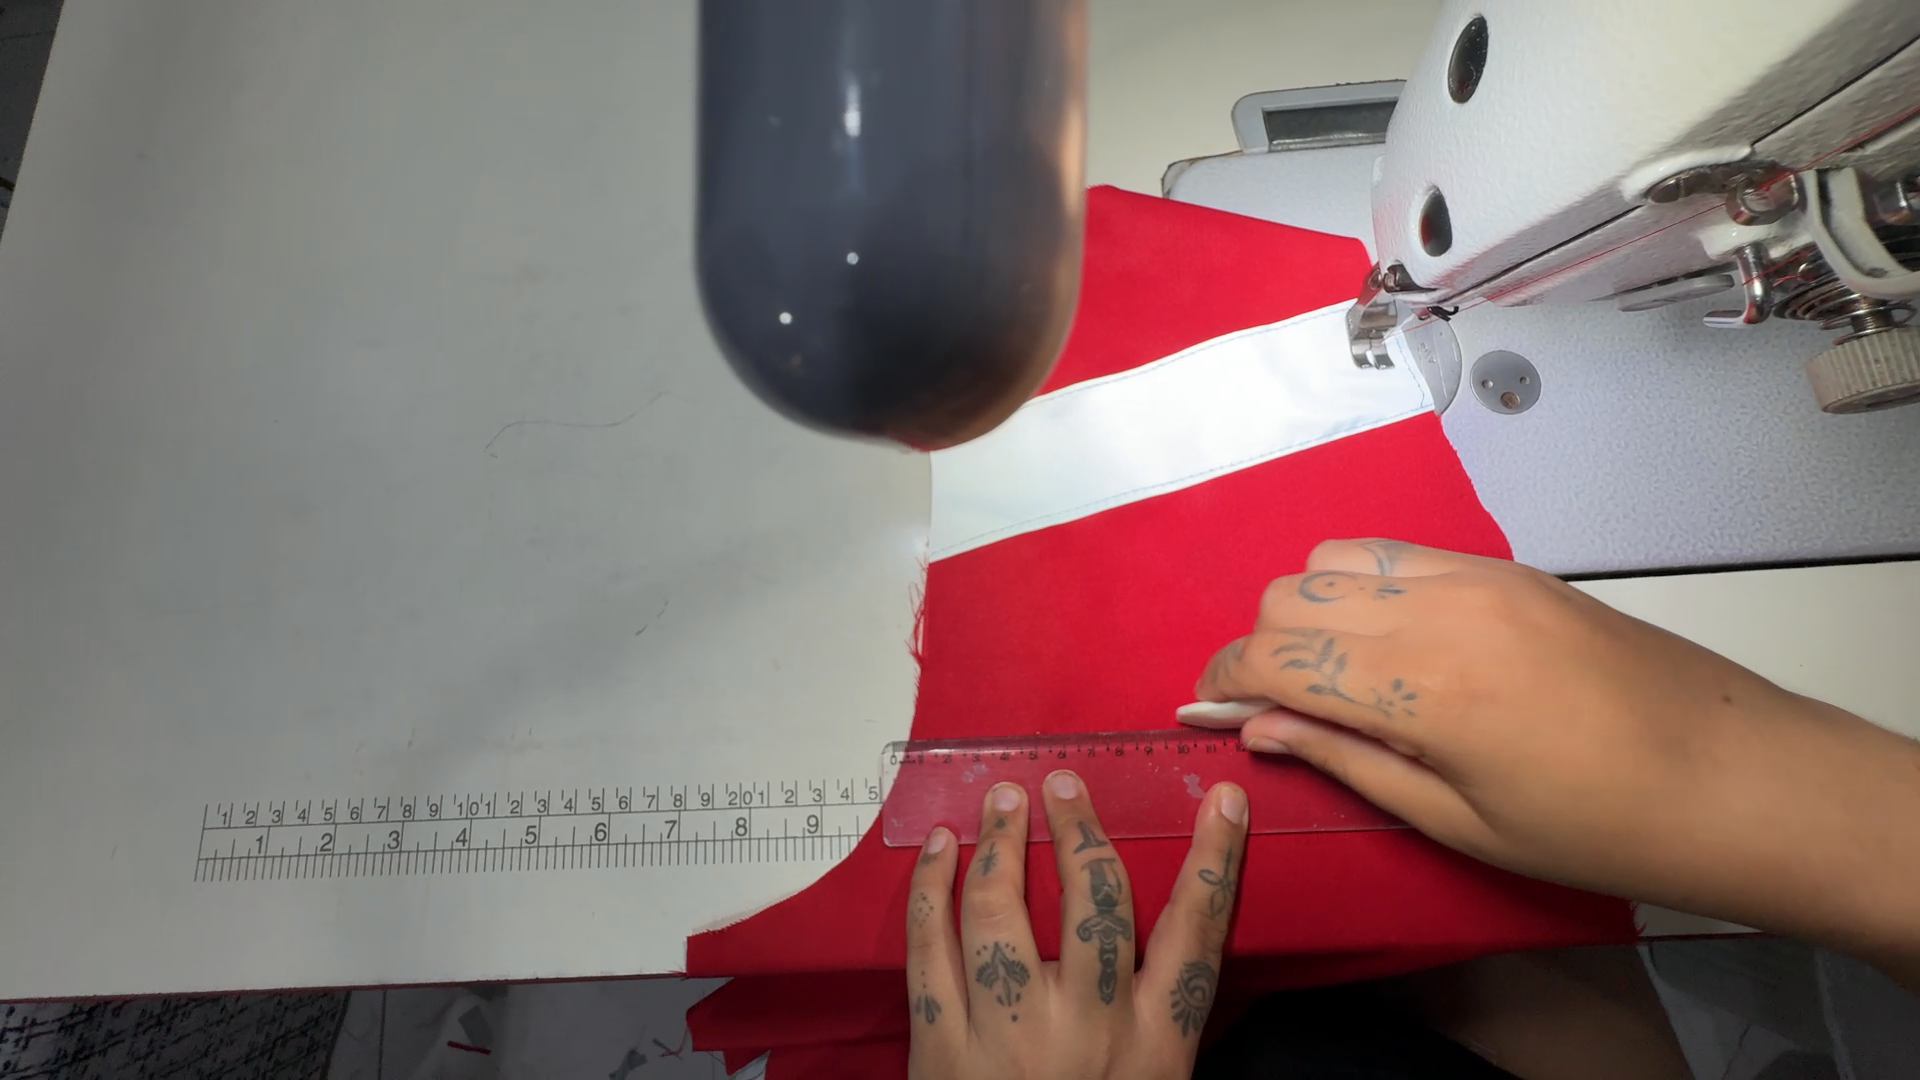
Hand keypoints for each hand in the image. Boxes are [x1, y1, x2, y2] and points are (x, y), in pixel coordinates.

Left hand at [906, 773, 1248, 1079]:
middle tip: (1063, 782)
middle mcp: (1087, 1032)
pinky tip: (938, 847)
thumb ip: (1153, 1016)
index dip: (1214, 860)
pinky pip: (928, 947)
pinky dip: (930, 887)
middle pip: (1093, 903)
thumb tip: (1164, 928)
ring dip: (999, 842)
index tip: (1223, 799)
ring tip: (1001, 799)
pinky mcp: (940, 1048)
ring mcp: (1007, 1036)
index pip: (1198, 935)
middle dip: (1080, 831)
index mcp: (1154, 1048)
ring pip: (1000, 910)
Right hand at [1192, 539, 1919, 972]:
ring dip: (1297, 609)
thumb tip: (1255, 729)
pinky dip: (1347, 583)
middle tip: (1267, 699)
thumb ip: (1341, 759)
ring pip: (1324, 560)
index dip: (1224, 681)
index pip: (1276, 660)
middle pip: (1286, 598)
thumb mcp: (1456, 822)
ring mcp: (1468, 575)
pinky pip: (1383, 550)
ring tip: (1321, 660)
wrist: (1751, 780)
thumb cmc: (1599, 829)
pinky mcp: (1496, 564)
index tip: (1206, 706)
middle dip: (1254, 648)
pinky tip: (1373, 628)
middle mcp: (1433, 611)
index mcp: (1424, 689)